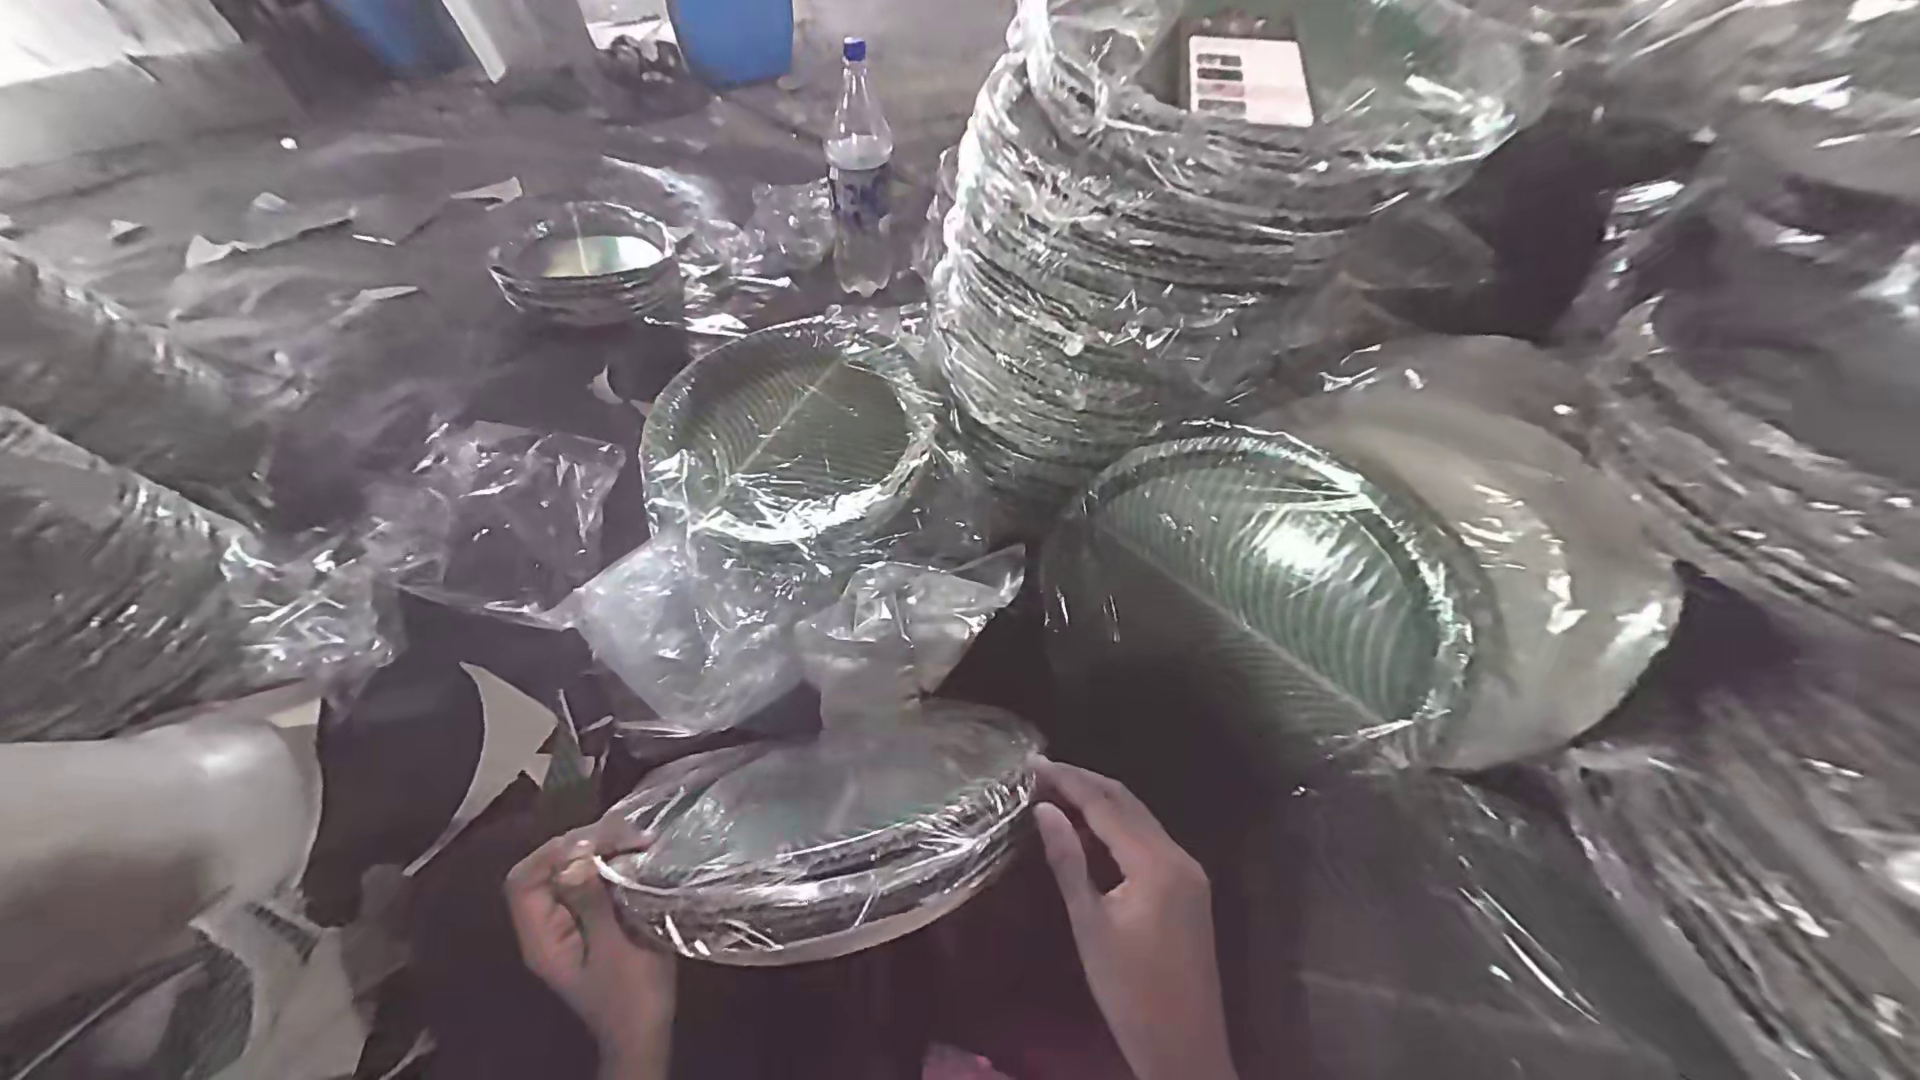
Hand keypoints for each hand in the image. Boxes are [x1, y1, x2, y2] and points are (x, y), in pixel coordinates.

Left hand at [506, 830, 675, 1079]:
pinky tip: (638, 852)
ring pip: (572, 867)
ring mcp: (571, 919)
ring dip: (603, 847)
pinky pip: (594, 876)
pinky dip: (613, 859)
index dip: (551, 853)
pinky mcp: (594, 915)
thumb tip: (575, 859)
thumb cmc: (629, 994)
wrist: (645, 1028)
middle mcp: (549, 924)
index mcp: (542, 937)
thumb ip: (592, 904)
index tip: (596, 839)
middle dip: (584, 843)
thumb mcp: (614, 947)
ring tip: (639, 839)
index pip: (523, 881)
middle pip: (547, 868)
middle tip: (629, 835)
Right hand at [1032, 758, 1238, 1079]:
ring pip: (1139, 817)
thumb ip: (1067, 861)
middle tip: (1041, 772)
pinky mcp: (1188, 886)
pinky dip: (1116, 825)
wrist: (1187, 1055)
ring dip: (1100, 800)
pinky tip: (1089, 828)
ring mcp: (1188, 871)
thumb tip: (1044, 808)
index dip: (1068, 780)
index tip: (1033, 764)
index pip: (1105, 805)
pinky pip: (1148, 838)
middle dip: (1083, 781)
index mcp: (1157, 864)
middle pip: (1126, 802)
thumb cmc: (1131, 994)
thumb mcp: (1090, 926)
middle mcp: (1179, 856)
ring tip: (1057, 790)